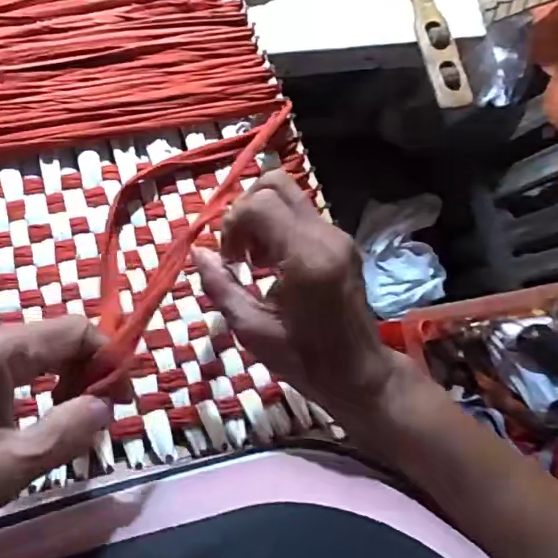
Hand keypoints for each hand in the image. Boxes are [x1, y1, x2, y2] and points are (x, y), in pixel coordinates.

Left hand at [0, 317, 112, 548]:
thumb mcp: (7, 466)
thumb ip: (66, 432)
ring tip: (74, 432)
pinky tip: (40, 427)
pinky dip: (43, 390)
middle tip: (103, 424)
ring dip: (68, 385)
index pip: (77, 330)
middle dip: (91, 374)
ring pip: (42, 355)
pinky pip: (19, 369)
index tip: (127, 403)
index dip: (111, 359)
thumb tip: (109, 404)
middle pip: (61, 339)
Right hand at [191, 172, 438, 442]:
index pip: (258, 205)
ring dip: (260, 216)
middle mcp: (326, 236)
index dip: (232, 225)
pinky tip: (271, 263)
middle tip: (238, 248)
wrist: (359, 374)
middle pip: (275, 183)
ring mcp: (337, 235)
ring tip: (253, 258)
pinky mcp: (340, 241)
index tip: (228, 259)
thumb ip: (220, 286)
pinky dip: (275, 226)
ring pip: (287, 193)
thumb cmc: (304, 359)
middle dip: (244, 208)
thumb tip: (198, 253)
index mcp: (306, 258)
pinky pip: (299, 213)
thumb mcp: (251, 329)